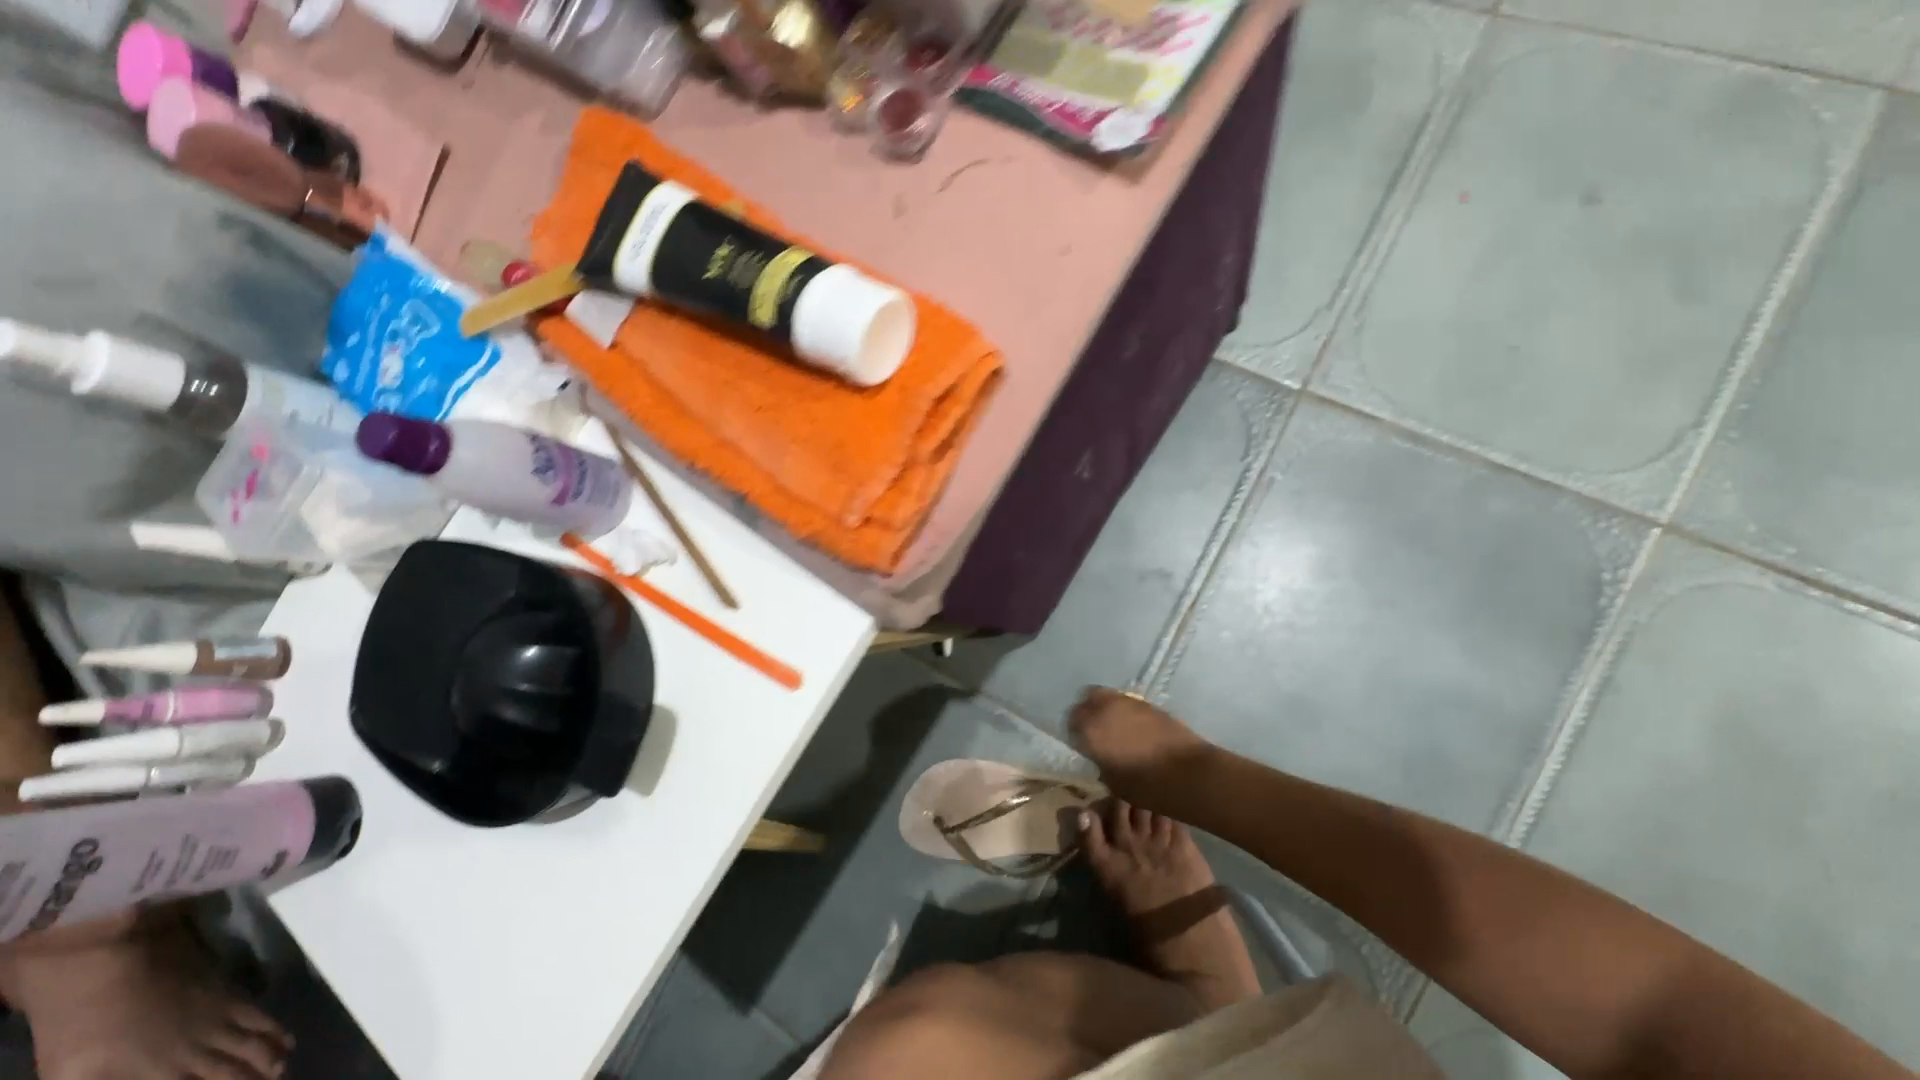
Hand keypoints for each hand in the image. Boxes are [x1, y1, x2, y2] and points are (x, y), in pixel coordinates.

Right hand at [1068, 687, 1211, 805]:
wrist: (1189, 773)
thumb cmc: (1147, 785)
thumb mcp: (1112, 782)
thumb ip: (1100, 762)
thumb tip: (1100, 756)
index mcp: (1090, 728)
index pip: (1071, 720)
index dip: (1075, 732)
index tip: (1081, 745)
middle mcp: (1106, 708)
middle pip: (1088, 698)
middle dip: (1088, 711)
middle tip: (1094, 730)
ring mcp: (1130, 703)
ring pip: (1109, 696)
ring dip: (1107, 709)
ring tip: (1115, 729)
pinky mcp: (1150, 705)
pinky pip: (1128, 703)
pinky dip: (1126, 712)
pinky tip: (1134, 729)